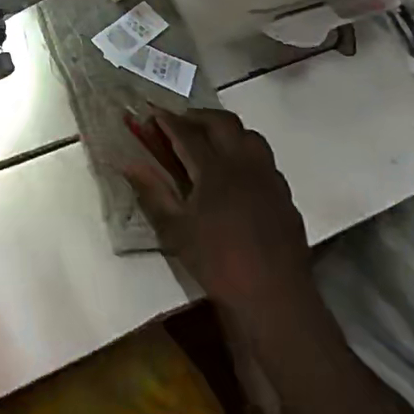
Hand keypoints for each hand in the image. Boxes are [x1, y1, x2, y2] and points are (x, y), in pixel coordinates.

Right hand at [123, 110, 313, 315]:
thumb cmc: (216, 261)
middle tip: (176, 124)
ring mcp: (270, 180)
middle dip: (197, 117)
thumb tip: (128, 163)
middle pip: (223, 123)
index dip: (166, 120)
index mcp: (215, 169)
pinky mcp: (285, 198)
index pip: (187, 131)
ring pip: (250, 137)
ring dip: (225, 132)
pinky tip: (233, 176)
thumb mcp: (173, 228)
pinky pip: (265, 161)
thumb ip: (151, 190)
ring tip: (206, 144)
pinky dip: (245, 155)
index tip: (149, 115)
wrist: (274, 299)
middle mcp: (245, 166)